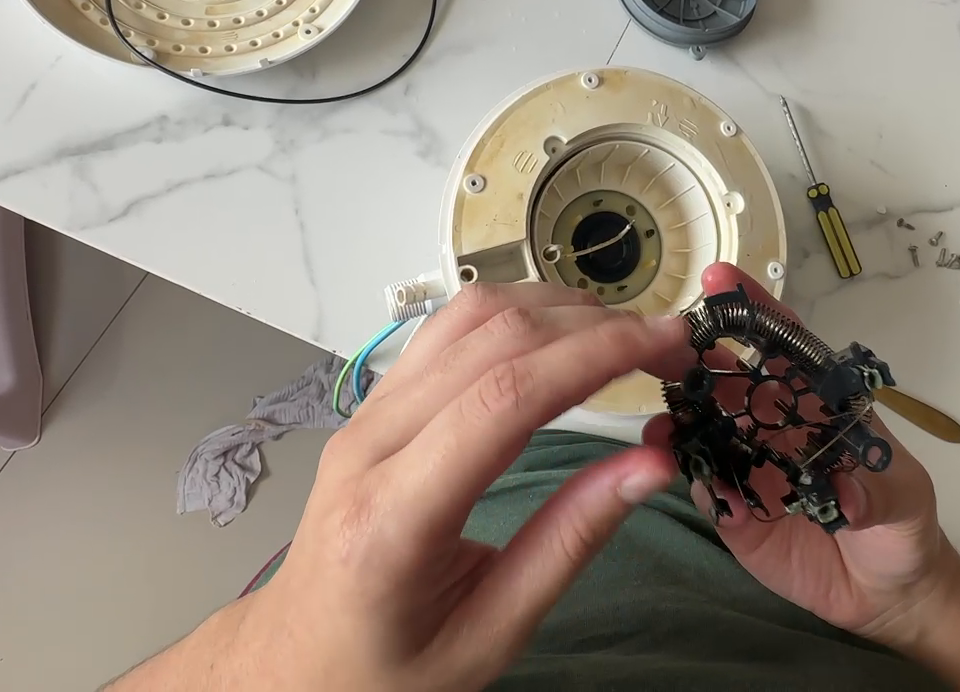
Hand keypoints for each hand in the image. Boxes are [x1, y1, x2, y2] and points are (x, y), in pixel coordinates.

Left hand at [108, 282, 689, 691]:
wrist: (291, 665)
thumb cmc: (390, 672)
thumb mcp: (490, 636)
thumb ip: (571, 541)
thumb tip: (654, 463)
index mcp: (395, 516)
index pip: (506, 399)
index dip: (596, 355)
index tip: (668, 343)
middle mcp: (372, 442)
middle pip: (495, 341)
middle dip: (596, 325)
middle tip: (666, 341)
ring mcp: (368, 410)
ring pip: (471, 314)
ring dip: (558, 305)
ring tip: (624, 330)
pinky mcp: (377, 398)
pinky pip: (451, 325)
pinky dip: (519, 307)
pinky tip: (560, 326)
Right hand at [645, 264, 959, 690]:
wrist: (887, 590)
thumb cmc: (902, 522)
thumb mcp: (904, 499)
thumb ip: (879, 492)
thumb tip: (849, 495)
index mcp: (813, 399)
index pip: (781, 342)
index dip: (752, 307)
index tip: (719, 278)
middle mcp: (772, 421)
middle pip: (727, 376)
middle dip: (692, 354)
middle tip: (659, 346)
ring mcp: (749, 463)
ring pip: (704, 428)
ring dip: (679, 417)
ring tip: (660, 422)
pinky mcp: (736, 509)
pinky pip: (706, 486)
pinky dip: (690, 474)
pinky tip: (676, 469)